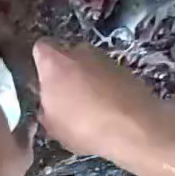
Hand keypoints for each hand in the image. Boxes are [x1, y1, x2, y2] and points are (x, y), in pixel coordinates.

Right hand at [33, 39, 174, 174]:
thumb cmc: (83, 125)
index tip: (41, 81)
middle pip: (65, 55)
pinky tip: (107, 108)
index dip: (40, 63)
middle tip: (64, 97)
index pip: (40, 48)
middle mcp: (78, 50)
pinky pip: (106, 74)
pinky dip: (104, 86)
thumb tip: (46, 103)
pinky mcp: (124, 67)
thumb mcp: (52, 126)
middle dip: (64, 72)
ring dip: (86, 79)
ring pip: (87, 64)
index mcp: (53, 61)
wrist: (134, 126)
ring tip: (89, 106)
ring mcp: (104, 57)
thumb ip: (45, 108)